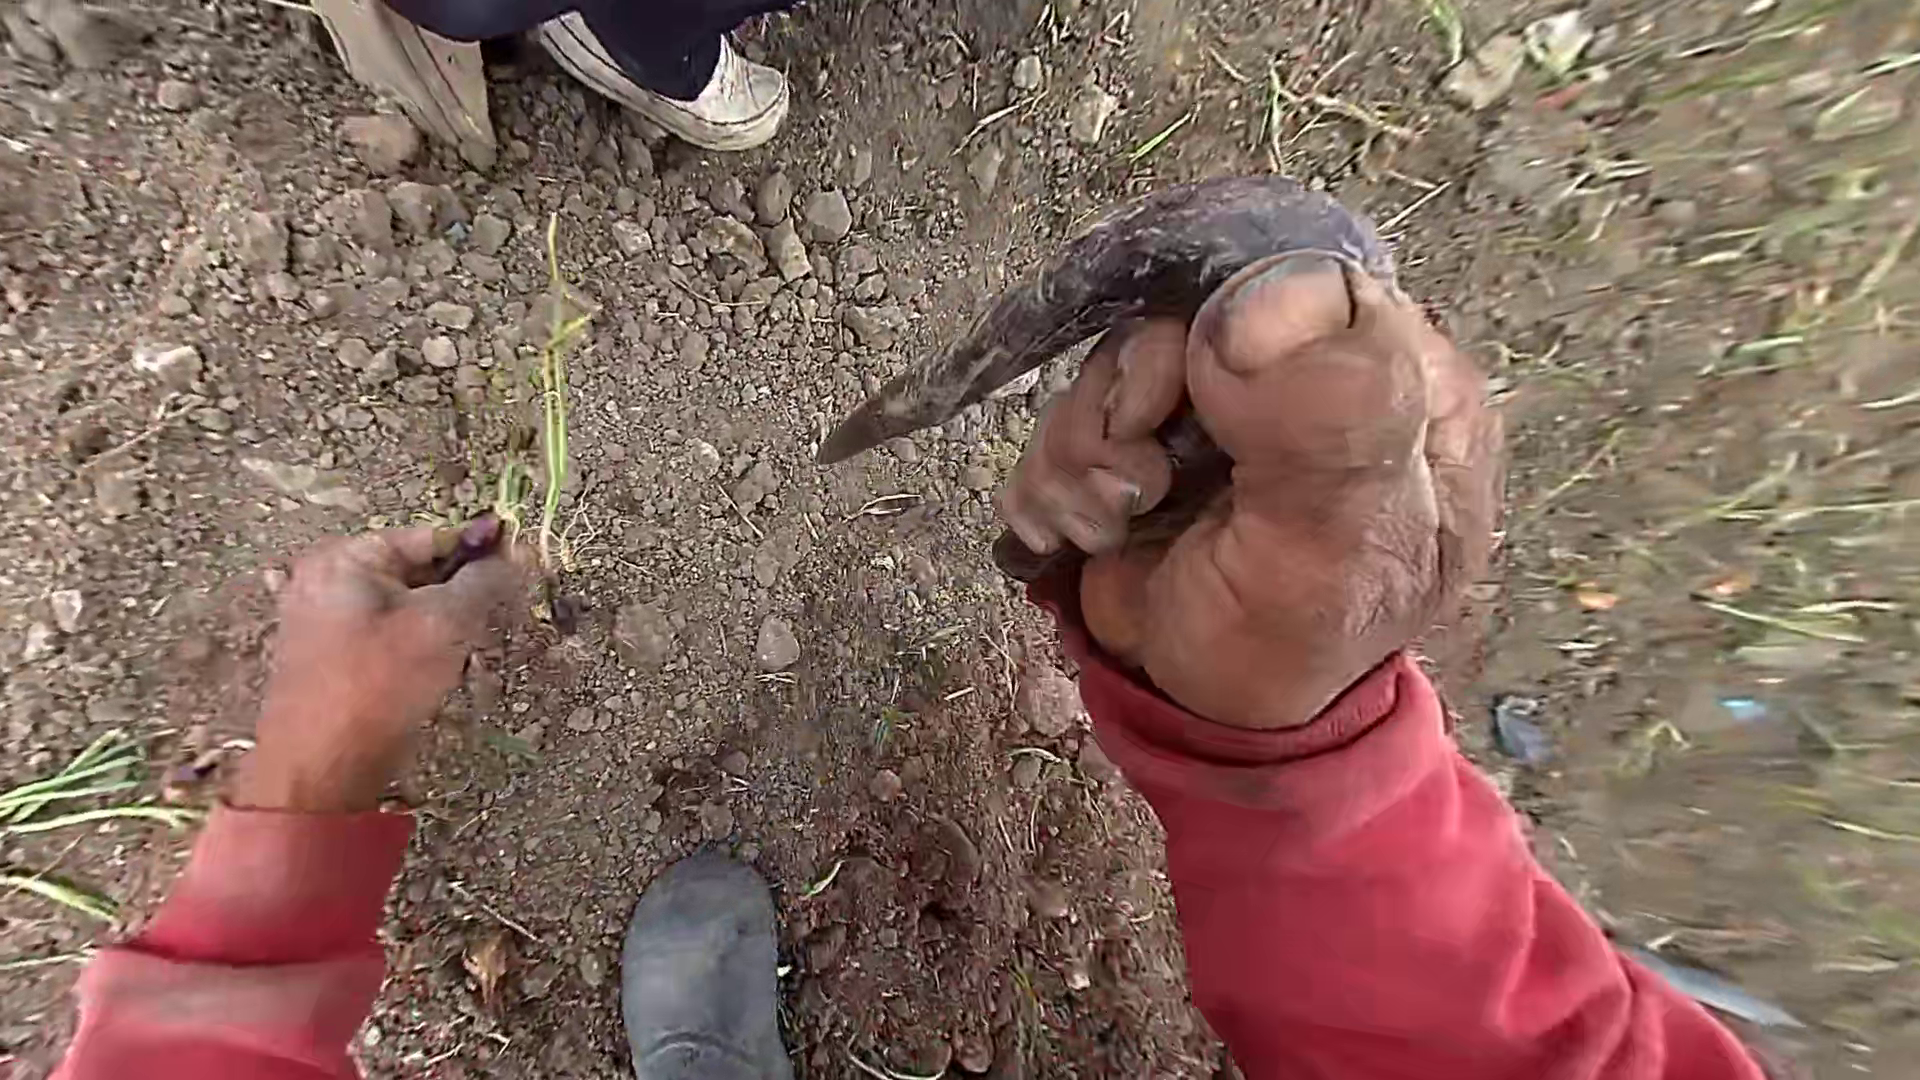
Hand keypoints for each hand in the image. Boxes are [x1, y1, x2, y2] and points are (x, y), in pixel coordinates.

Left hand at [231, 521, 520, 810]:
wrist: (325, 761)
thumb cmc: (383, 680)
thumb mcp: (448, 620)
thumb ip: (486, 578)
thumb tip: (518, 553)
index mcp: (348, 559)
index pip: (436, 535)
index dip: (484, 548)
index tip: (526, 564)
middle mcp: (333, 578)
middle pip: (427, 566)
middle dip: (469, 586)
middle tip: (501, 608)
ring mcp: (333, 614)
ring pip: (420, 597)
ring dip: (456, 613)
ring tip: (474, 639)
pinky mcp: (343, 648)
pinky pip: (403, 623)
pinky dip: (434, 633)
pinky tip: (450, 658)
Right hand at [1001, 255, 1502, 729]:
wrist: (1203, 703)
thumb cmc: (1293, 638)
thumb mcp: (1338, 544)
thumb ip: (1328, 420)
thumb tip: (1252, 300)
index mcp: (1374, 375)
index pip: (1285, 279)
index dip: (1207, 333)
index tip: (1172, 416)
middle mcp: (1278, 380)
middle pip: (1164, 328)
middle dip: (1121, 416)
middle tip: (1136, 493)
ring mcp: (1193, 416)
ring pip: (1096, 379)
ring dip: (1077, 462)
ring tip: (1107, 528)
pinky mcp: (1125, 452)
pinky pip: (1056, 430)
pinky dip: (1049, 485)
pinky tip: (1076, 533)